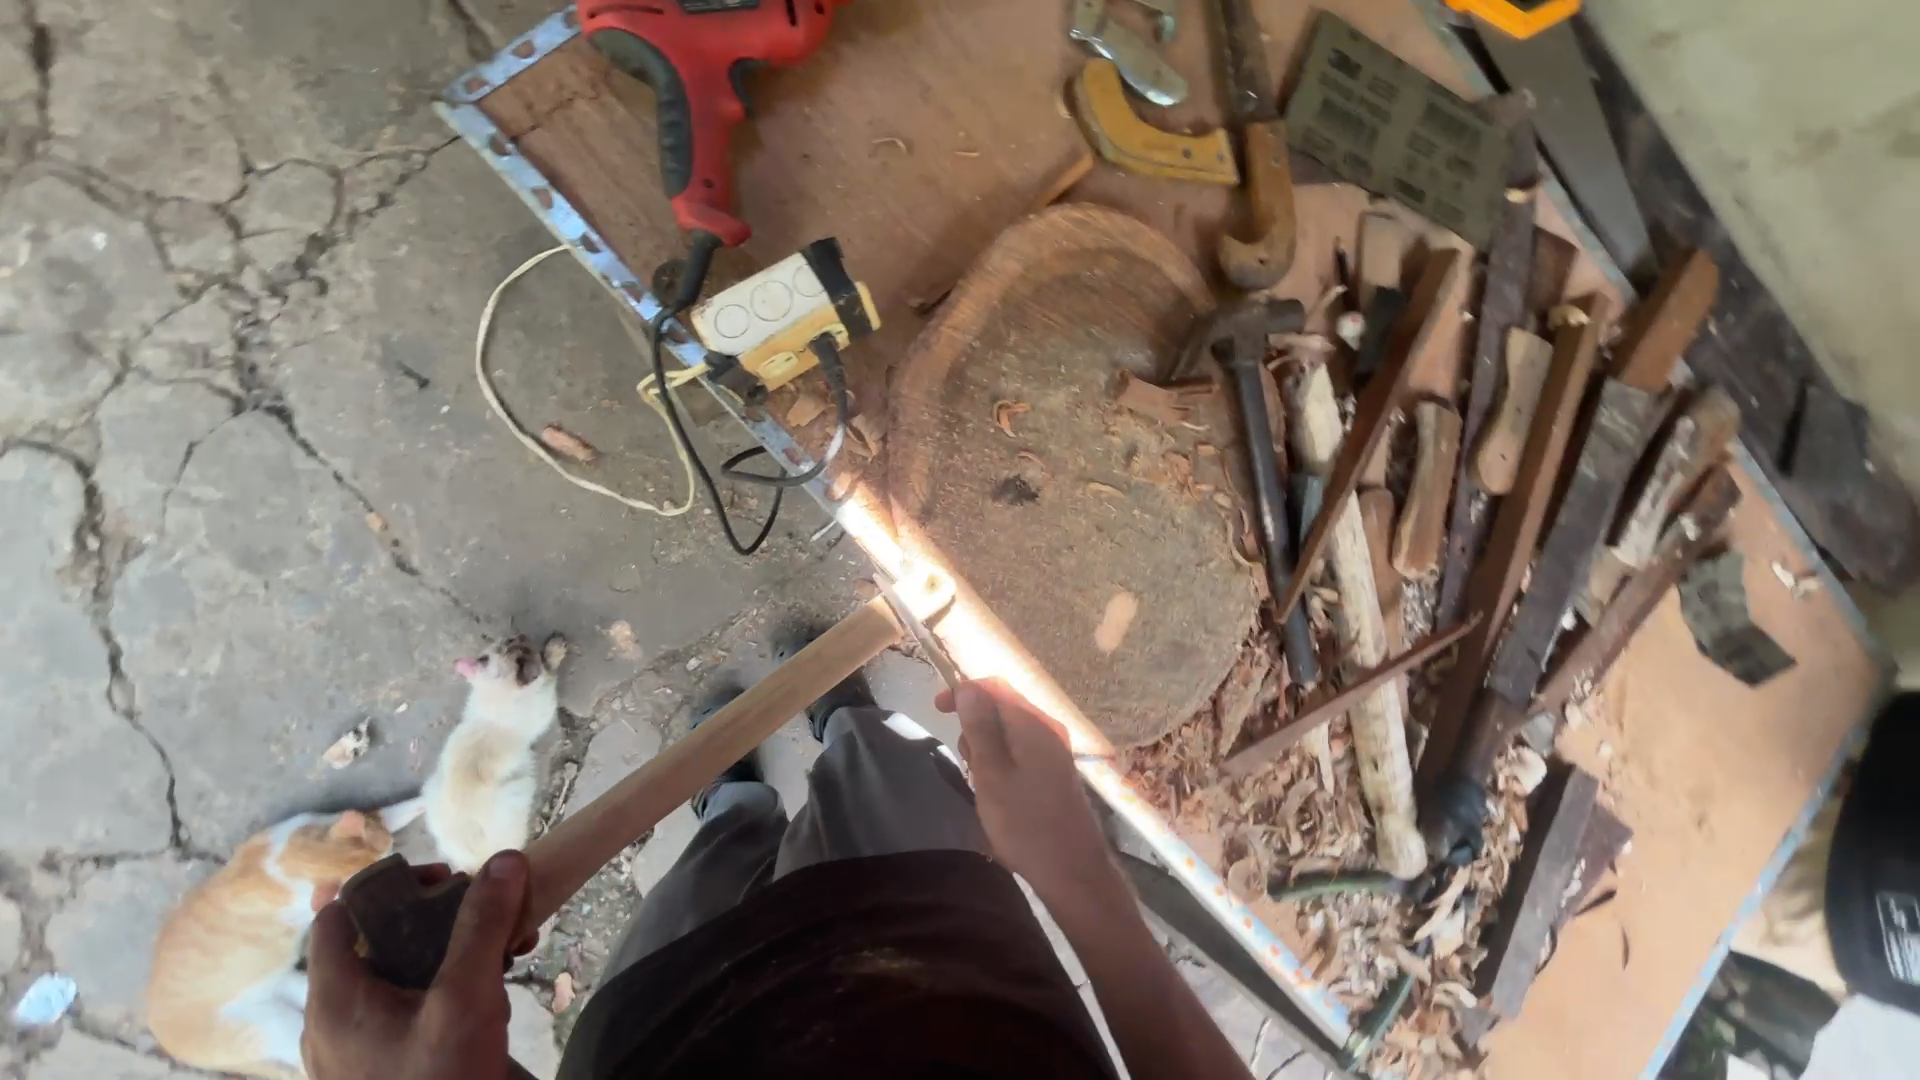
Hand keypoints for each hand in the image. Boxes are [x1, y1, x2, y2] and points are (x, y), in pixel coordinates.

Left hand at [304, 852, 530, 1079]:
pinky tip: (507, 972)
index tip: (444, 877)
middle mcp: (343, 1014)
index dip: (386, 883)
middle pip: (385, 933)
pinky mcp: (403, 1051)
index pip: (338, 915)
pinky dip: (465, 971)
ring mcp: (371, 1037)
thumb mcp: (465, 997)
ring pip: (412, 962)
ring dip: (466, 938)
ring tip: (516, 938)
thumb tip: (504, 857)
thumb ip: (482, 925)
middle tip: (494, 904)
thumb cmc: (440, 1079)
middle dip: (447, 909)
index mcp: (337, 998)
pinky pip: (426, 993)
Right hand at [937, 679, 1118, 901]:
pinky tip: (999, 792)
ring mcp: (1055, 750)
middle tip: (967, 764)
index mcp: (1033, 723)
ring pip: (1009, 731)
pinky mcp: (1056, 770)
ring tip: (982, 784)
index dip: (963, 691)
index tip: (937, 710)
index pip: (994, 686)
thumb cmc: (1025, 824)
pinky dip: (1002, 761)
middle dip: (975, 727)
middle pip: (1002, 707)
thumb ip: (979, 728)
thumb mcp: (992, 774)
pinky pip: (1021, 750)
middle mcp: (1048, 728)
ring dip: (987, 748)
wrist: (1073, 871)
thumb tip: (967, 687)